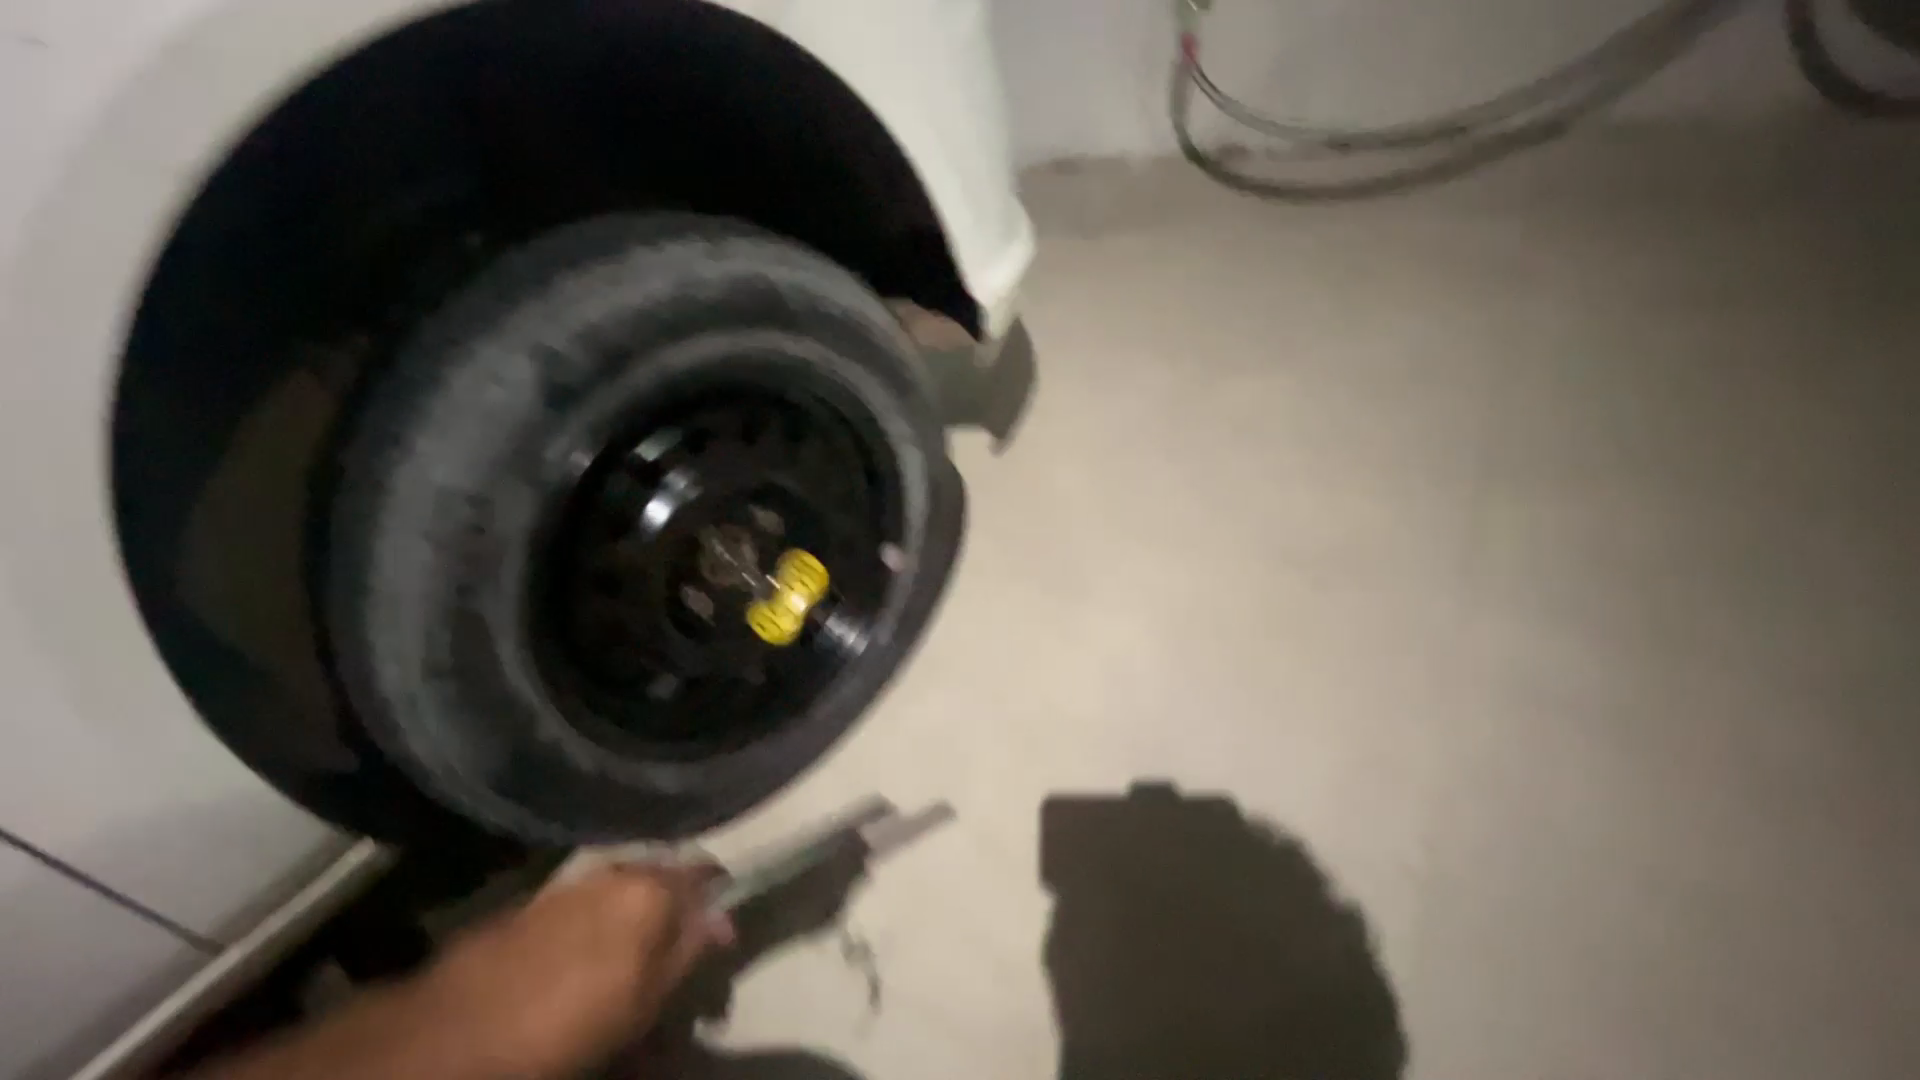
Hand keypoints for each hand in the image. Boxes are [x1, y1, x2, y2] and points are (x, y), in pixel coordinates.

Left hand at [414, 862, 734, 1077]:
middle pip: (663, 875)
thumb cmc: (570, 1022)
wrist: (459, 1029)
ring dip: (636, 912)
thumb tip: (723, 918)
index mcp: (651, 887)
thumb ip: (689, 950)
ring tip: (630, 954)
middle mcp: (616, 868)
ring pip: (624, 885)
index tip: (719, 932)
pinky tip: (588, 951)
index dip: (716, 900)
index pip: (704, 872)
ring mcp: (573, 878)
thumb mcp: (646, 1001)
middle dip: (675, 905)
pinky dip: (600, 918)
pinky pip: (588, 898)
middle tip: (674, 949)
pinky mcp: (537, 897)